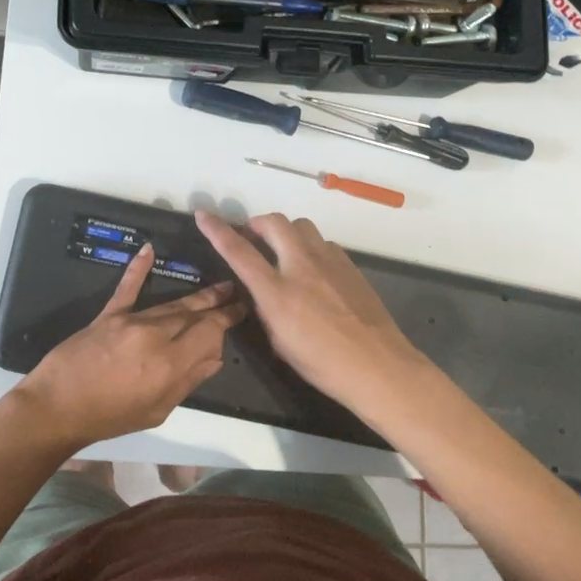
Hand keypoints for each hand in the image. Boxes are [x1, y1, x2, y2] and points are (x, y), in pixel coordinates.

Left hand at [14, 244, 247, 449]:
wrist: (57, 406)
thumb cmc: (109, 417)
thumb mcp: (157, 411)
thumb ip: (187, 382)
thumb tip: (214, 358)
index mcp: (169, 364)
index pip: (209, 333)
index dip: (226, 321)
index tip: (241, 310)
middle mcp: (154, 335)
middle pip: (192, 315)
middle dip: (216, 305)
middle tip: (235, 294)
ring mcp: (130, 321)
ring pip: (170, 305)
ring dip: (195, 297)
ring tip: (216, 286)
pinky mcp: (108, 315)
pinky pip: (127, 288)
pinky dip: (138, 268)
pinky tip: (148, 250)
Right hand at [195, 209, 422, 404]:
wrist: (377, 366)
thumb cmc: (322, 364)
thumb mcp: (280, 342)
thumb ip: (266, 309)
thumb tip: (262, 291)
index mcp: (277, 292)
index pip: (239, 251)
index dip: (217, 230)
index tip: (203, 214)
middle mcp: (301, 267)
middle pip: (275, 223)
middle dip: (258, 223)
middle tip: (253, 236)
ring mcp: (329, 262)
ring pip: (302, 226)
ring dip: (286, 232)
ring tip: (284, 251)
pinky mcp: (349, 265)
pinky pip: (323, 243)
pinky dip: (310, 247)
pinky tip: (313, 270)